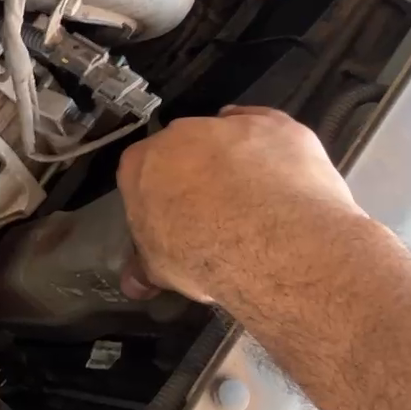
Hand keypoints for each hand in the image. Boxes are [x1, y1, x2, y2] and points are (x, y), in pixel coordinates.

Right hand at [117, 106, 367, 305]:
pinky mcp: (275, 126)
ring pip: (222, 134)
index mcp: (138, 166)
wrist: (273, 245)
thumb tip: (135, 286)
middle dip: (191, 170)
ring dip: (230, 155)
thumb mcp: (162, 269)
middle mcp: (176, 137)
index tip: (171, 210)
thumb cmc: (201, 254)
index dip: (157, 190)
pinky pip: (265, 123)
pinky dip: (266, 137)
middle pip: (180, 148)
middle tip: (211, 204)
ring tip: (251, 191)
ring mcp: (226, 127)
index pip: (140, 170)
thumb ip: (145, 268)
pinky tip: (273, 158)